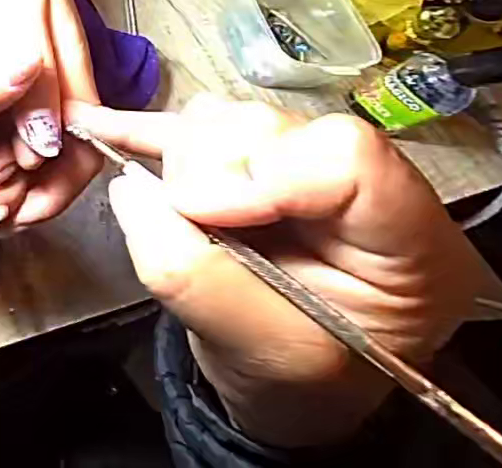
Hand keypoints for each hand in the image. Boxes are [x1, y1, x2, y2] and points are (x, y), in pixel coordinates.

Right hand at [78, 96, 482, 447]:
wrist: (277, 383)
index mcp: (404, 241)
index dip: (262, 171)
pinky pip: (186, 123)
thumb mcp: (250, 342)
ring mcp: (294, 160)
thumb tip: (131, 189)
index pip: (344, 156)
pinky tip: (97, 126)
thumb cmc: (291, 378)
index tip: (201, 212)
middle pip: (266, 127)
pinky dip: (137, 130)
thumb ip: (187, 268)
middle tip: (187, 220)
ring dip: (178, 160)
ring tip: (174, 208)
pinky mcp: (241, 154)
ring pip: (221, 118)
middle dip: (204, 171)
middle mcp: (356, 184)